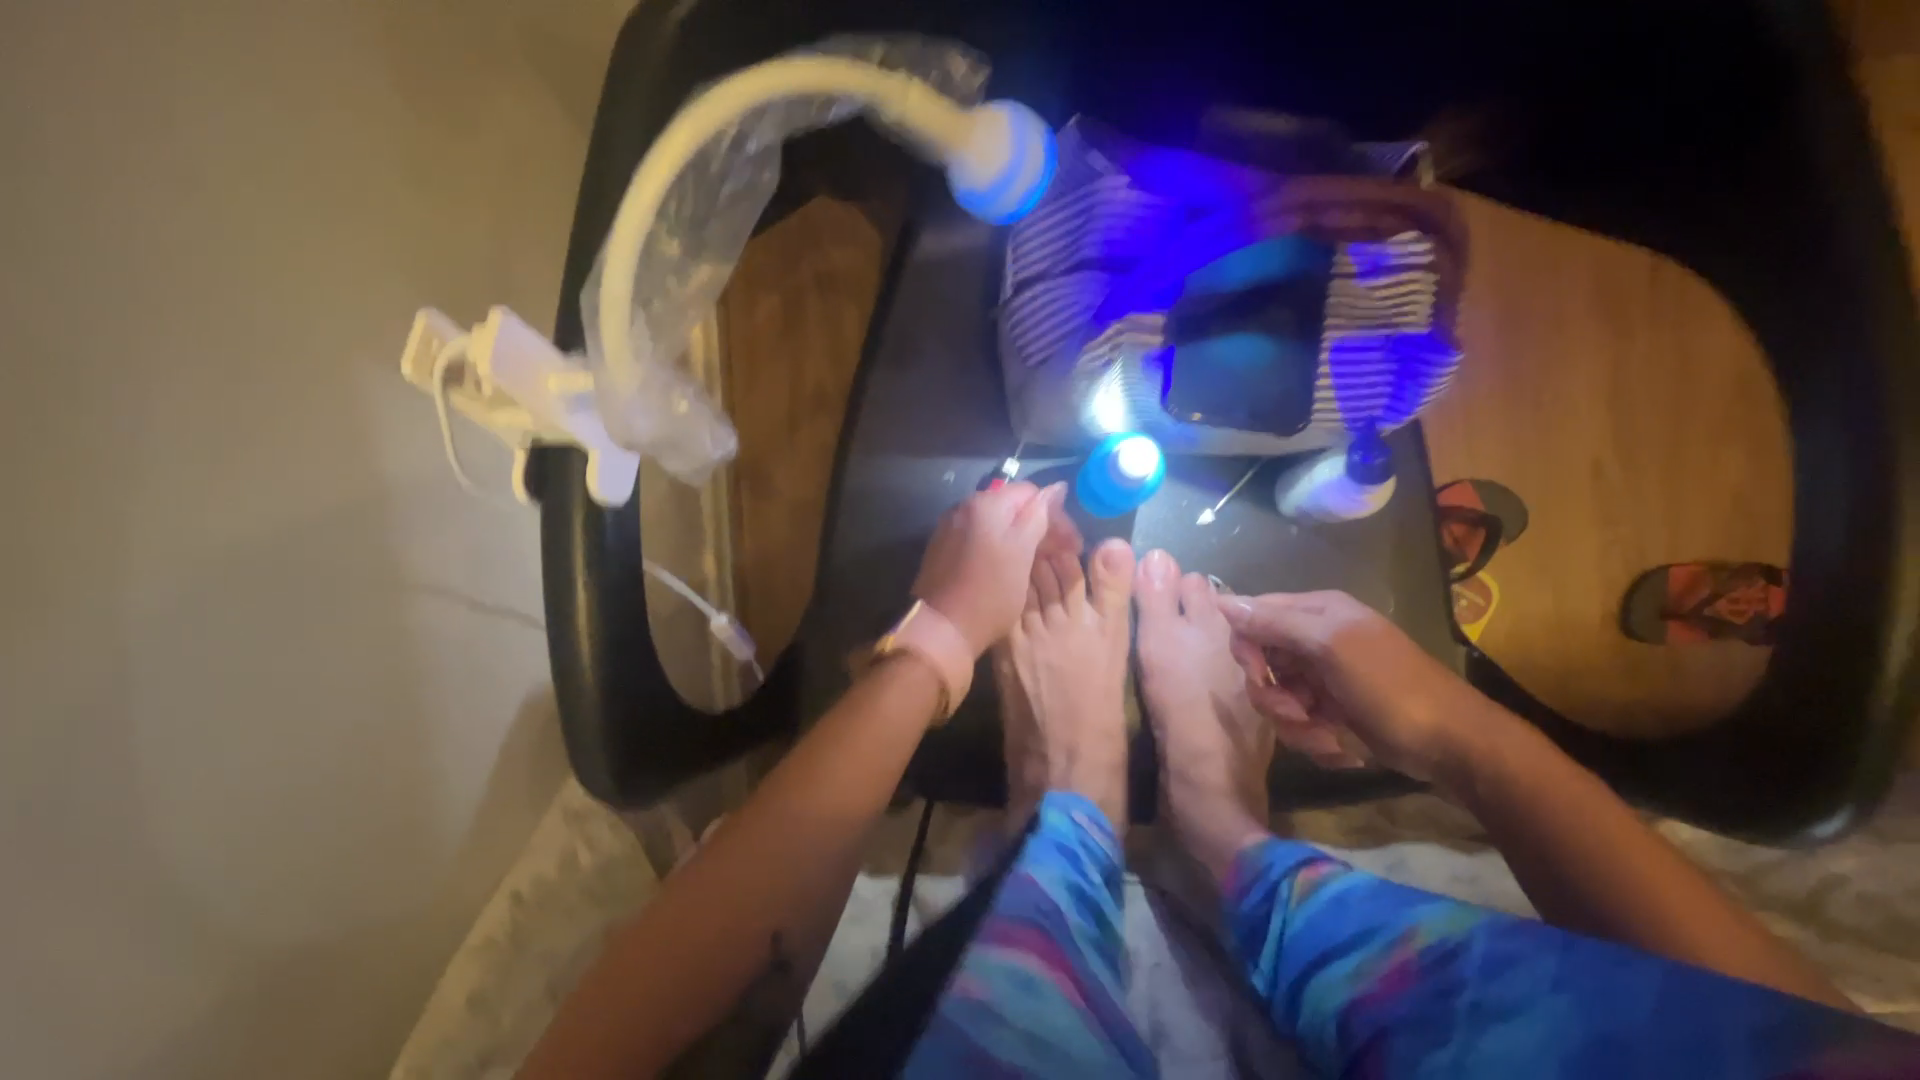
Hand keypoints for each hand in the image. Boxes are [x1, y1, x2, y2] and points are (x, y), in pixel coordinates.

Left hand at [913, 482, 1074, 655]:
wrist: (941, 629)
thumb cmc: (990, 593)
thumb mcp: (1022, 552)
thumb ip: (1039, 516)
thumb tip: (1057, 488)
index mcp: (985, 503)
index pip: (1032, 493)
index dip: (1057, 516)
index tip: (1072, 545)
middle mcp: (964, 507)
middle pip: (1013, 507)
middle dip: (1040, 528)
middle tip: (1062, 556)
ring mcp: (951, 528)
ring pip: (996, 524)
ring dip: (1021, 539)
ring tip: (1040, 564)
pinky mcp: (943, 550)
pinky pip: (979, 539)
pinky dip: (999, 548)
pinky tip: (1011, 569)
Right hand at [1220, 590, 1508, 785]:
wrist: (1449, 744)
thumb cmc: (1390, 686)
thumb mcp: (1330, 646)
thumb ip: (1275, 623)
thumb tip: (1222, 601)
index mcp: (1316, 611)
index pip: (1254, 616)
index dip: (1246, 646)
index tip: (1256, 674)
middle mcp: (1315, 639)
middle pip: (1260, 661)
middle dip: (1271, 693)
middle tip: (1296, 710)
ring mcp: (1322, 677)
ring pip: (1275, 696)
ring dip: (1292, 721)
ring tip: (1322, 733)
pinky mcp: (1329, 711)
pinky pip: (1295, 720)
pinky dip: (1309, 736)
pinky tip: (1335, 744)